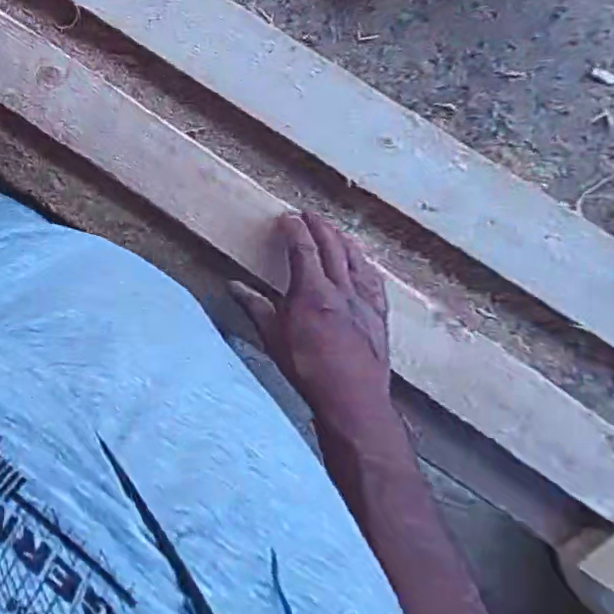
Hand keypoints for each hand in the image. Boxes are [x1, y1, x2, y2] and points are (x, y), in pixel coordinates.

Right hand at [230, 212, 393, 434]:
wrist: (353, 399)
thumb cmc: (307, 368)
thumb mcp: (271, 335)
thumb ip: (255, 306)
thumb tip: (234, 286)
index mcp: (312, 292)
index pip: (304, 249)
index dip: (294, 230)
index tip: (287, 217)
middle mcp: (342, 292)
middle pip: (333, 249)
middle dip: (321, 228)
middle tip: (310, 214)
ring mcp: (365, 305)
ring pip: (357, 263)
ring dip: (345, 243)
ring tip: (337, 231)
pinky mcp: (379, 320)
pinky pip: (375, 285)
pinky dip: (367, 268)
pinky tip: (365, 265)